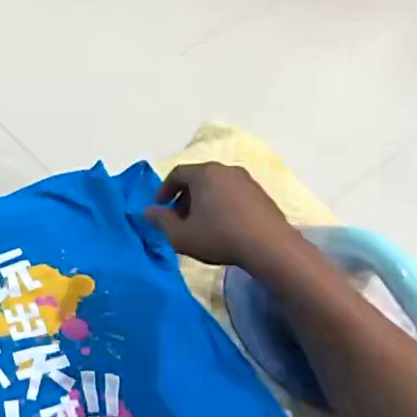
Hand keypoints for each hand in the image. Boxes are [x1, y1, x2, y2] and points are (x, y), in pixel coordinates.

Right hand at [144, 162, 301, 269]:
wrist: (269, 247)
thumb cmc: (220, 237)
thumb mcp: (181, 236)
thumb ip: (160, 222)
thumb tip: (147, 212)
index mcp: (205, 173)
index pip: (177, 173)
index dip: (163, 191)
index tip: (159, 209)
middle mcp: (226, 170)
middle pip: (198, 179)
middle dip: (184, 198)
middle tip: (178, 220)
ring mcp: (247, 180)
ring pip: (216, 186)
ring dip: (204, 202)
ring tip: (200, 225)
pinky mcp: (261, 194)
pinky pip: (233, 194)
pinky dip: (222, 205)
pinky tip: (223, 227)